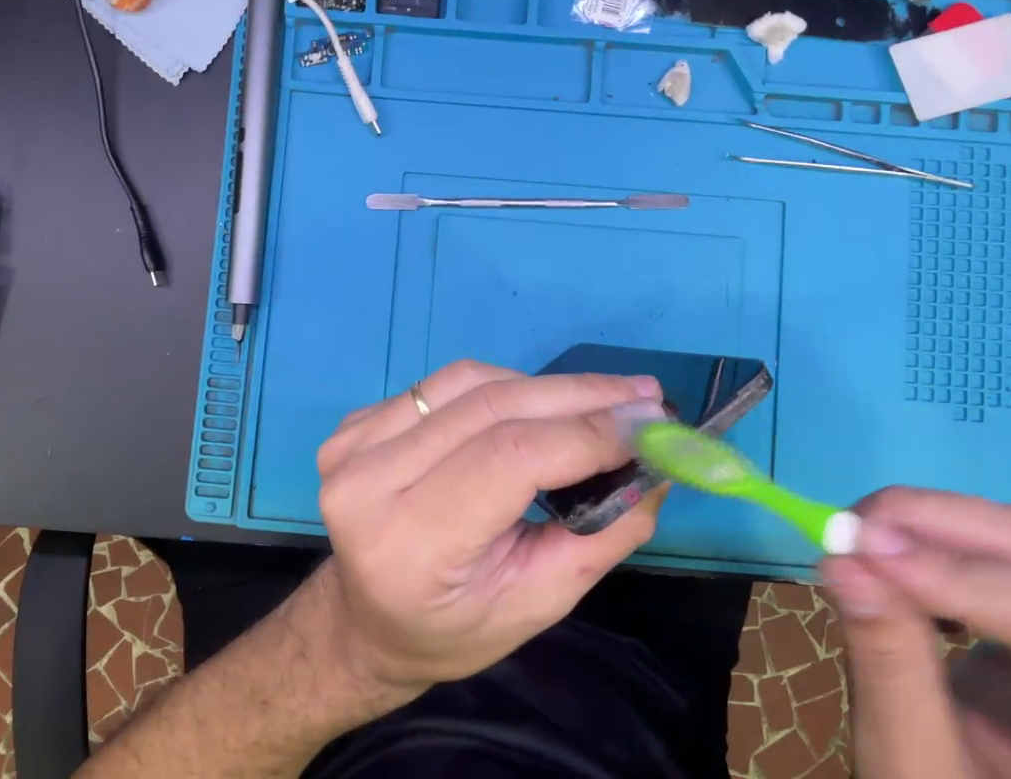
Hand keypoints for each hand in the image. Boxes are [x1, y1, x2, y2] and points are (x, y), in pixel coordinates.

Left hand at [305, 359, 669, 693]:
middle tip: (646, 395)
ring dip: (544, 386)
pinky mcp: (355, 422)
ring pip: (470, 382)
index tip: (654, 425)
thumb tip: (658, 469)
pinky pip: (444, 385)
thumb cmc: (451, 628)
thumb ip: (601, 537)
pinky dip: (502, 388)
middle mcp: (368, 480)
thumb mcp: (536, 604)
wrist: (362, 620)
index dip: (588, 433)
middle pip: (491, 407)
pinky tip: (538, 406)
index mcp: (408, 541)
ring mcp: (353, 443)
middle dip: (579, 395)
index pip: (511, 458)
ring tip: (604, 400)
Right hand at [824, 488, 1010, 778]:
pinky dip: (961, 549)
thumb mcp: (919, 769)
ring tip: (868, 546)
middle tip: (848, 529)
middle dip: (939, 526)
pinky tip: (912, 567)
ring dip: (943, 530)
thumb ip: (889, 668)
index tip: (860, 549)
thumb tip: (843, 561)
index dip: (960, 573)